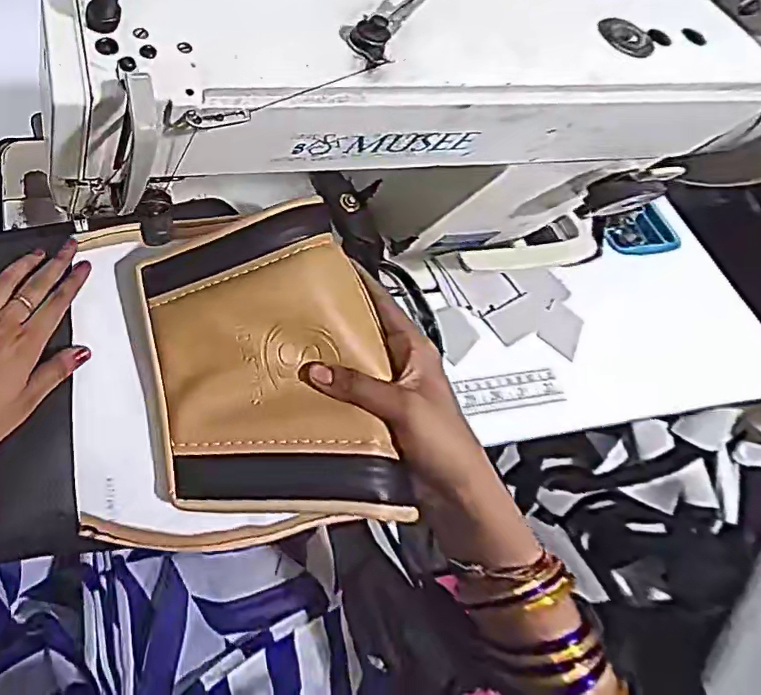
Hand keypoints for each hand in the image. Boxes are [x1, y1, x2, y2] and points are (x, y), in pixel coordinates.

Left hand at [0, 241, 92, 507]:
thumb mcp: (28, 402)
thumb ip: (55, 371)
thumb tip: (78, 354)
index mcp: (24, 345)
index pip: (56, 303)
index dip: (72, 282)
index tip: (82, 267)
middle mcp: (1, 328)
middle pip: (35, 285)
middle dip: (56, 263)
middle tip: (68, 248)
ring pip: (3, 282)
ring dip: (22, 264)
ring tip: (36, 253)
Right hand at [303, 271, 540, 566]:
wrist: (460, 496)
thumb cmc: (451, 446)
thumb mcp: (404, 406)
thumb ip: (360, 386)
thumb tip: (319, 370)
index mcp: (415, 349)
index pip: (382, 302)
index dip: (360, 281)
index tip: (336, 264)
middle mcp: (401, 364)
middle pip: (362, 331)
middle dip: (335, 320)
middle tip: (304, 307)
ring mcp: (389, 389)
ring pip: (352, 363)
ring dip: (330, 358)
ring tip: (300, 345)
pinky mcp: (379, 413)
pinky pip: (349, 392)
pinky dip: (331, 389)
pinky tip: (311, 388)